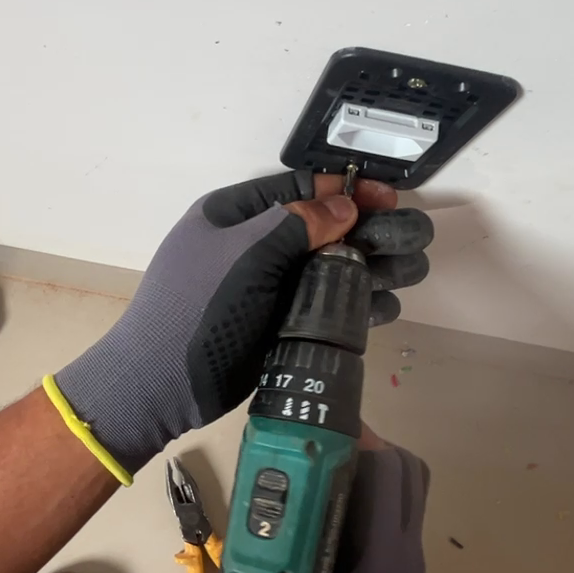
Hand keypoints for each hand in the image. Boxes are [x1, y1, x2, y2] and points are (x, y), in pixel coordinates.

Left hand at [53, 171, 432, 474]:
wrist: (161, 381)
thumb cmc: (198, 306)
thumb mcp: (244, 253)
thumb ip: (296, 223)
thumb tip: (344, 205)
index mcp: (235, 216)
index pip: (299, 190)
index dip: (347, 191)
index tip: (389, 198)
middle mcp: (252, 247)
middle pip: (321, 229)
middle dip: (368, 231)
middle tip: (412, 239)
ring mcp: (264, 289)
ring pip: (326, 269)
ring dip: (369, 268)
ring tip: (411, 271)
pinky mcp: (275, 325)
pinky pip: (320, 306)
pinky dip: (353, 304)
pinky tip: (385, 306)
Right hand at [258, 439, 429, 572]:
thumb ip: (265, 554)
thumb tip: (253, 492)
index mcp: (380, 568)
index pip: (388, 480)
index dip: (361, 443)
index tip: (320, 425)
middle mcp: (405, 559)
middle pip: (410, 472)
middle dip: (371, 444)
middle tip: (322, 438)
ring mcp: (411, 564)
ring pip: (412, 487)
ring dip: (378, 462)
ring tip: (328, 458)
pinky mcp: (406, 569)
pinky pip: (402, 508)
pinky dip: (377, 486)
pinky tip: (332, 493)